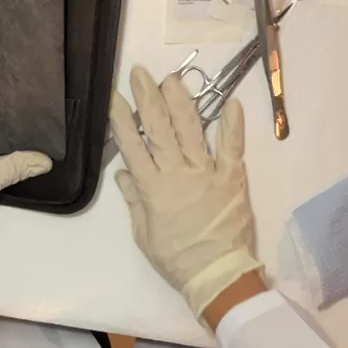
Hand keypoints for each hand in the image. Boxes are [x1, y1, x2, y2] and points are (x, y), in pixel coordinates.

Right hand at [109, 67, 262, 317]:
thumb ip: (134, 202)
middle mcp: (178, 173)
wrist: (216, 273)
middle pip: (159, 129)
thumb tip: (124, 174)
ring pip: (191, 130)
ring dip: (181, 102)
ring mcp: (207, 172)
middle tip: (139, 73)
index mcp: (153, 189)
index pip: (133, 147)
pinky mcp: (232, 178)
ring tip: (172, 79)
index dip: (122, 120)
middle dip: (148, 98)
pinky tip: (230, 102)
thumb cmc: (176, 259)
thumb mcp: (144, 236)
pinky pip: (232, 147)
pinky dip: (231, 125)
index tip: (114, 97)